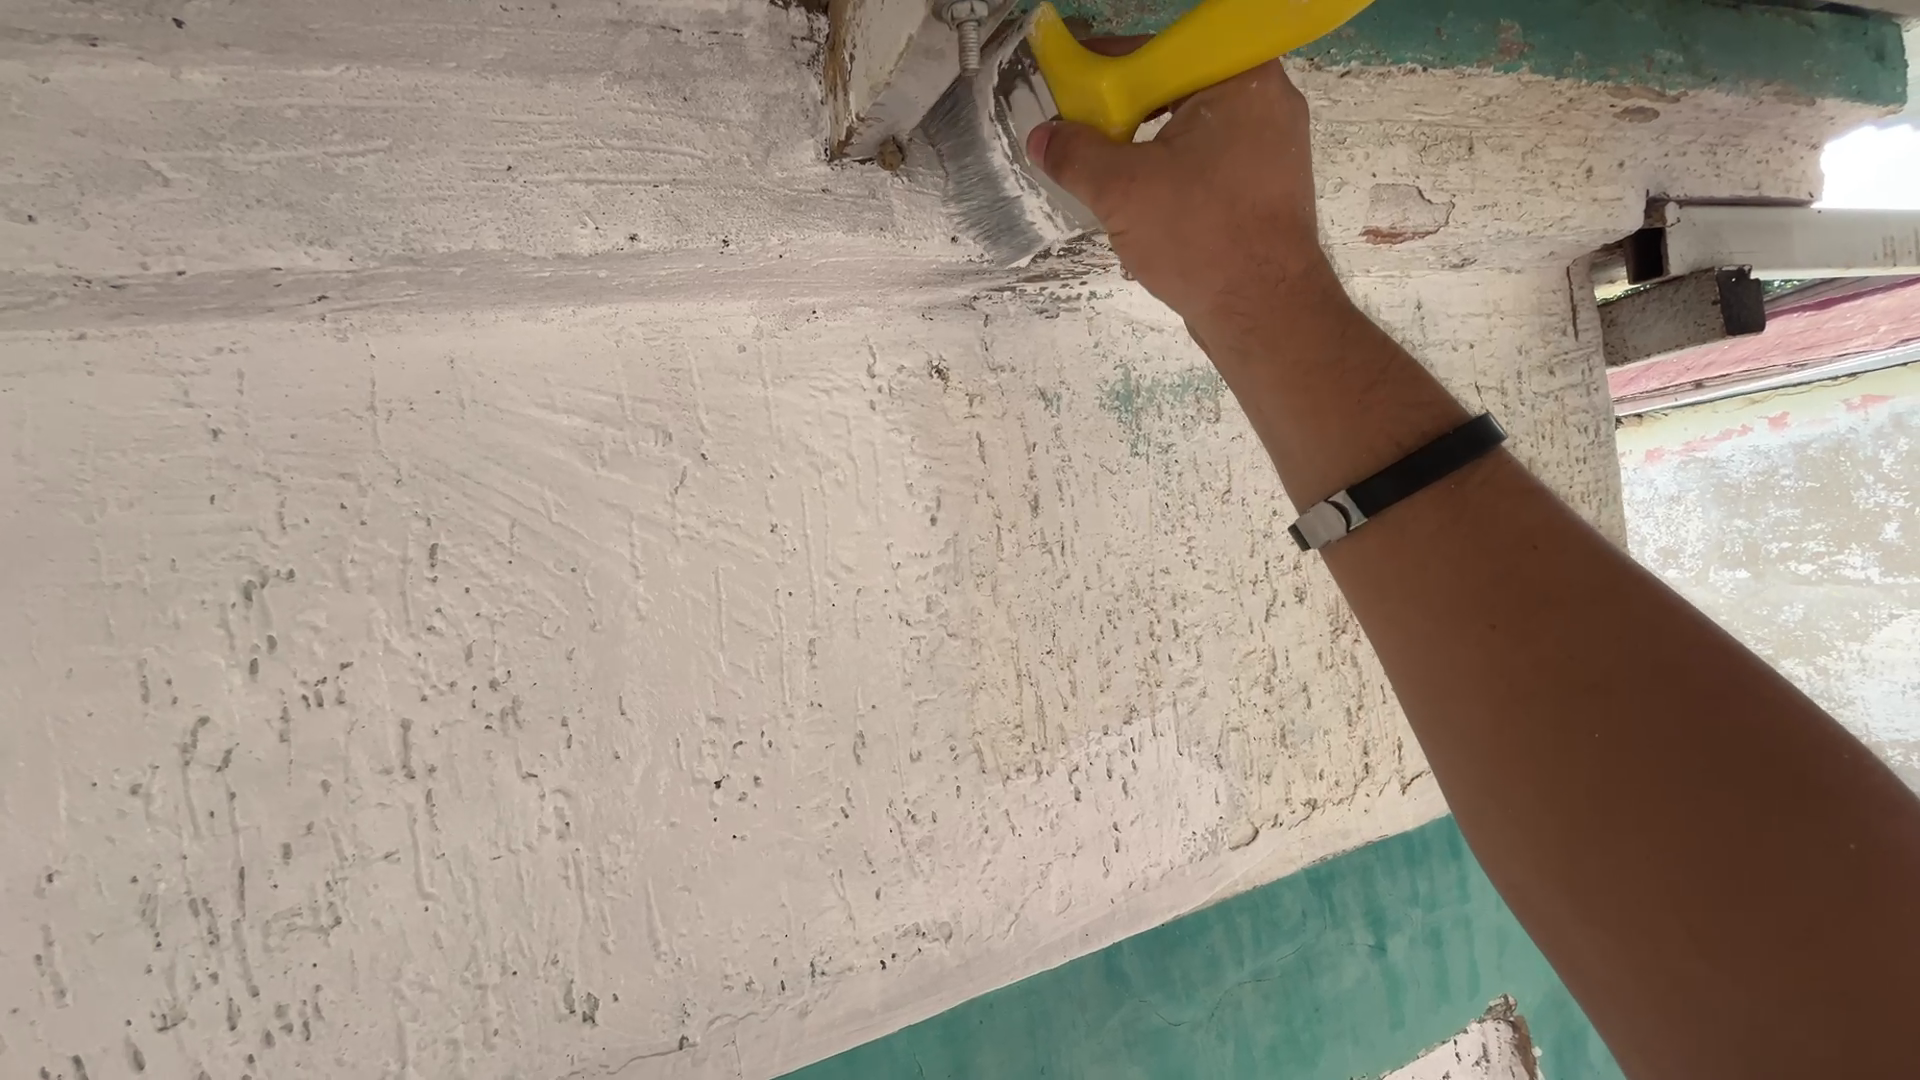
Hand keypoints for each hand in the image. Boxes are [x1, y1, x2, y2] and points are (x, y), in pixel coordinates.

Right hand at [1027, 58, 1342, 352]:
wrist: (1262, 312)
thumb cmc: (1200, 237)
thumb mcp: (1121, 190)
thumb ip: (1075, 155)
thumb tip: (1042, 137)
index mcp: (1239, 77)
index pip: (1157, 53)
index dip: (1104, 71)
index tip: (1068, 91)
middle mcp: (1264, 100)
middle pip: (1174, 90)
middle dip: (1122, 116)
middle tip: (1082, 141)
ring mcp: (1270, 148)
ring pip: (1188, 133)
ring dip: (1142, 154)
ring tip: (1107, 183)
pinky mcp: (1264, 191)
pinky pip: (1205, 167)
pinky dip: (1169, 179)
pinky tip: (1144, 209)